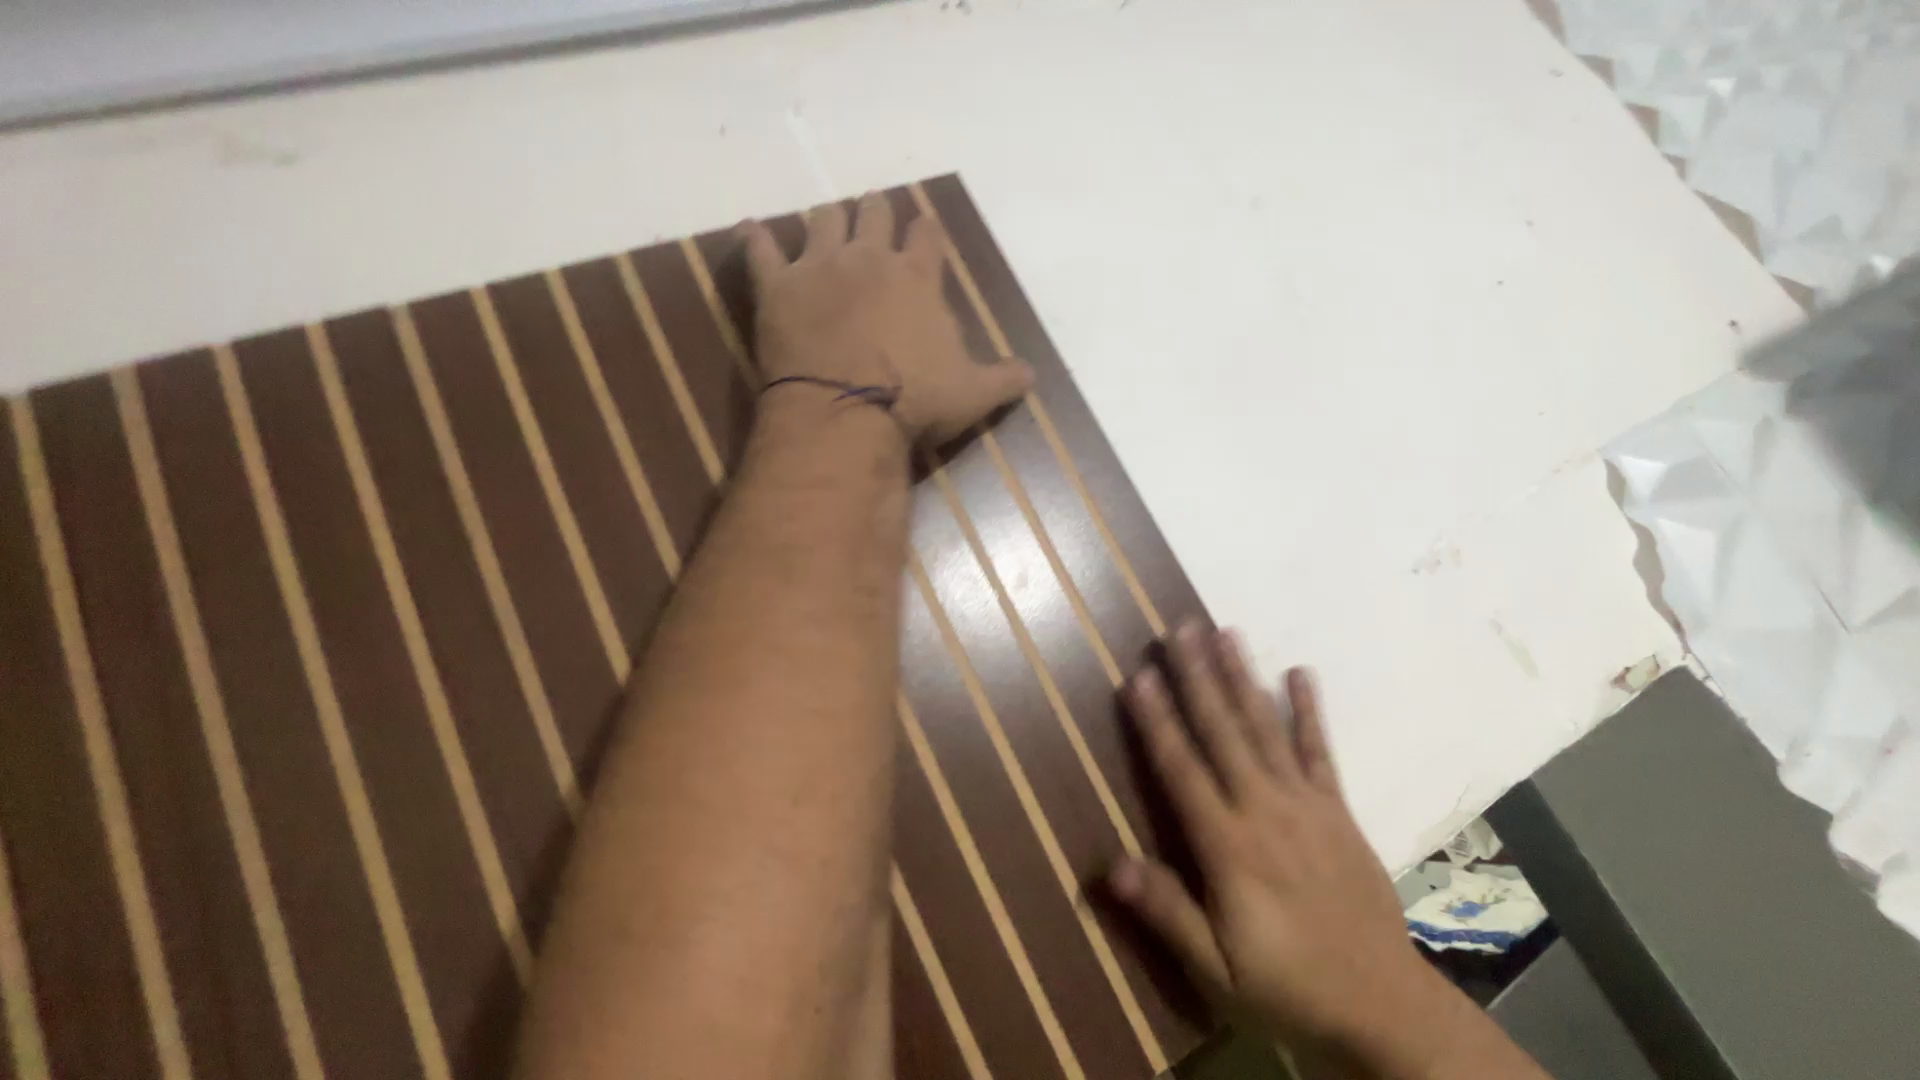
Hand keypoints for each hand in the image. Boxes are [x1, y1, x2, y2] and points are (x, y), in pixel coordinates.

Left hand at [741, 193, 1033, 444]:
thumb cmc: (913, 400)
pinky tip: (751, 227)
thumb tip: (1032, 375)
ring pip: (823, 220)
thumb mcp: (972, 394)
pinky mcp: (777, 287)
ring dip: (828, 217)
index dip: (925, 230)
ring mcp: (819, 267)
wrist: (844, 411)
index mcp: (917, 276)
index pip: (926, 236)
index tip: (923, 228)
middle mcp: (869, 258)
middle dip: (876, 211)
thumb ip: (1003, 378)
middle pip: (873, 215)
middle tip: (873, 211)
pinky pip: (760, 250)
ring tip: (828, 218)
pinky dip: (755, 237)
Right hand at [1110, 624, 1424, 1046]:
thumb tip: (1110, 865)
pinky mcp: (1338, 811)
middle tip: (1179, 629)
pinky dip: (1308, 711)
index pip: (1182, 770)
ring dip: (1241, 678)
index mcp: (1228, 846)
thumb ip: (1166, 912)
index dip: (1158, 722)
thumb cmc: (1286, 987)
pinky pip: (1320, 752)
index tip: (1139, 676)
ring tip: (1224, 633)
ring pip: (1266, 728)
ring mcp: (1307, 805)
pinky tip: (1298, 673)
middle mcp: (1264, 810)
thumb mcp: (1215, 967)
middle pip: (1223, 733)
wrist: (1383, 1007)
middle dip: (1197, 678)